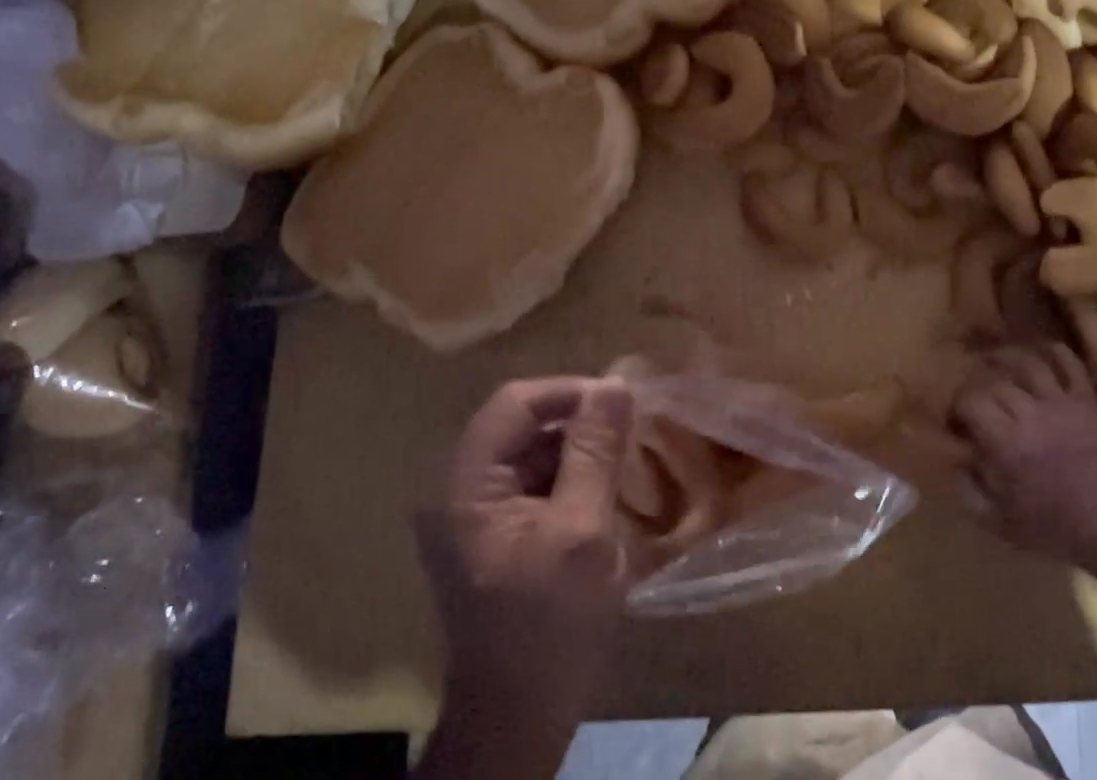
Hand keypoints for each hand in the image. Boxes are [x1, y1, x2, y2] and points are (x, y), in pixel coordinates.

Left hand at [415, 377, 633, 752]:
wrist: (520, 712)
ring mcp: (477, 516)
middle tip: (634, 434)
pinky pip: (534, 485)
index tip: (626, 404)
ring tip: (627, 463)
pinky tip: (607, 495)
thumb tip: (616, 384)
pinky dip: (572, 479)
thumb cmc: (551, 621)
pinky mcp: (497, 536)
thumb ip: (596, 453)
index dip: (571, 393)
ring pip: (530, 454)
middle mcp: (462, 491)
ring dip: (579, 451)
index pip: (515, 403)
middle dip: (579, 422)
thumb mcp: (583, 529)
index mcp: (469, 485)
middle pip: (520, 425)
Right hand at [950, 343, 1096, 571]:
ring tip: (993, 362)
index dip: (955, 407)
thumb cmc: (1053, 527)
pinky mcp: (1087, 401)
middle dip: (976, 387)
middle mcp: (1031, 413)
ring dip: (1006, 358)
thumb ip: (968, 489)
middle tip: (972, 403)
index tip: (954, 424)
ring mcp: (1062, 402)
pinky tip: (1040, 356)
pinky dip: (1053, 352)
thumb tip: (953, 461)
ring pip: (1028, 363)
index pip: (969, 401)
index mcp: (1005, 442)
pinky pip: (1070, 364)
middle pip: (994, 381)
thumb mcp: (997, 521)